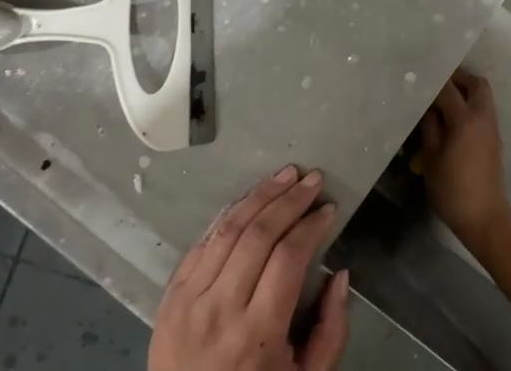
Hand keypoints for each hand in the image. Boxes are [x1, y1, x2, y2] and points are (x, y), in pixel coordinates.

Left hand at [150, 166, 351, 370]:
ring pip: (227, 230)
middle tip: (313, 179)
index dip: (312, 226)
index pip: (288, 257)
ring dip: (259, 196)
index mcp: (256, 335)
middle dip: (290, 200)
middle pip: (258, 235)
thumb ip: (332, 330)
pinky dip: (228, 216)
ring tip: (285, 176)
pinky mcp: (169, 298)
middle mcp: (219, 310)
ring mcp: (189, 301)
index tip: (329, 210)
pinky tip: (249, 201)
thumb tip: (340, 275)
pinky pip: (202, 244)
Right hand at [417, 69, 510, 251]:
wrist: (485, 218)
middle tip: (436, 84)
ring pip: (483, 96)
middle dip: (458, 77)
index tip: (417, 77)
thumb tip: (427, 107)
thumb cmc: (452, 191)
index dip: (433, 80)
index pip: (449, 88)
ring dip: (465, 91)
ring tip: (441, 101)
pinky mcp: (494, 139)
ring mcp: (492, 128)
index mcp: (466, 119)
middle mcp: (483, 117)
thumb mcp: (432, 159)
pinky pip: (484, 110)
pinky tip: (451, 119)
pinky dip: (470, 105)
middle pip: (476, 83)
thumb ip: (430, 128)